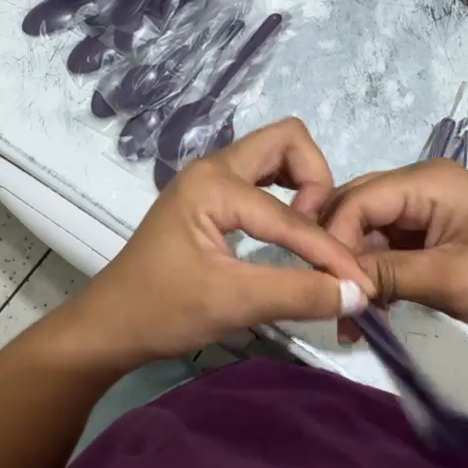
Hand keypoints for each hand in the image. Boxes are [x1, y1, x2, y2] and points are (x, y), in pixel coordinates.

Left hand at [64, 119, 372, 365]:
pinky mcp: (209, 197)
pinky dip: (286, 195)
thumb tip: (358, 293)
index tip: (360, 284)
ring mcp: (209, 179)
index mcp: (213, 184)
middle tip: (320, 234)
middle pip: (286, 141)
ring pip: (274, 154)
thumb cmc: (161, 311)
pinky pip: (261, 178)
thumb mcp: (232, 304)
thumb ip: (298, 294)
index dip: (328, 250)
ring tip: (308, 233)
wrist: (107, 326)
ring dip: (302, 184)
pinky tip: (290, 232)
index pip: (290, 214)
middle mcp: (213, 168)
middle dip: (317, 181)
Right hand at [322, 159, 467, 334]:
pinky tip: (371, 312)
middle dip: (340, 256)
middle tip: (327, 302)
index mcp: (428, 180)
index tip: (325, 286)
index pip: (358, 199)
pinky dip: (376, 276)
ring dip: (357, 272)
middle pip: (357, 209)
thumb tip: (337, 280)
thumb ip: (389, 273)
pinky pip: (387, 245)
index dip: (335, 240)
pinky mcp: (428, 229)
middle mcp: (420, 183)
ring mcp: (424, 206)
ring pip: (368, 231)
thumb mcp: (450, 279)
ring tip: (351, 322)